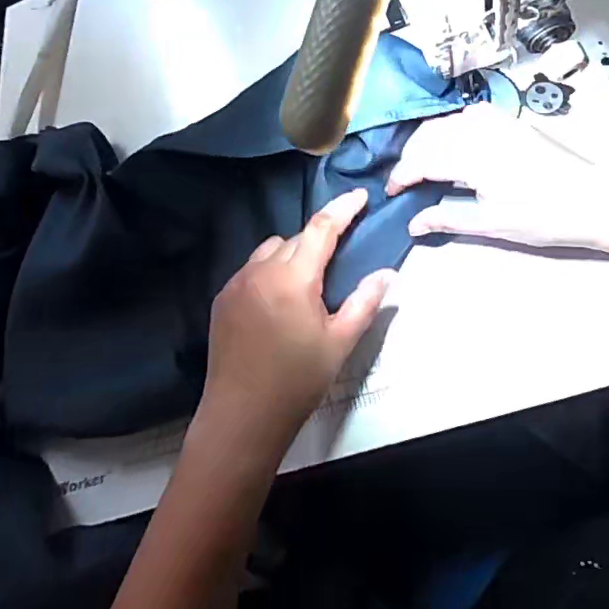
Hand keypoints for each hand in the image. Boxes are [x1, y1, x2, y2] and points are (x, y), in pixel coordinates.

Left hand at [202, 189, 397, 436]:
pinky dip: (268, 272)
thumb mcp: (340, 343)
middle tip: (338, 258)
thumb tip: (386, 273)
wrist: (243, 412)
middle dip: (318, 240)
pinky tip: (278, 301)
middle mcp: (260, 270)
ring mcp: (236, 283)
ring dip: (290, 254)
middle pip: (295, 239)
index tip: (359, 196)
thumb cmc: (298, 380)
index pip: (321, 228)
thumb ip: (364, 302)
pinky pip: (250, 270)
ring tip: (306, 282)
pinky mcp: (222, 298)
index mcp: (293, 278)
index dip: (342, 208)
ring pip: (269, 251)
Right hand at [387, 103, 608, 250]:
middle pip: (428, 137)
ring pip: (446, 122)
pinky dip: (452, 124)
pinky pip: (470, 114)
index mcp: (473, 158)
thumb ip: (448, 219)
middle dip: (409, 157)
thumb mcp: (494, 224)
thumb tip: (414, 224)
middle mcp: (481, 133)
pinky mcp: (511, 123)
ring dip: (426, 140)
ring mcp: (498, 124)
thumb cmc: (547, 216)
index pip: (421, 161)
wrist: (597, 201)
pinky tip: (454, 138)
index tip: (392, 191)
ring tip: (422, 162)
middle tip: (404, 180)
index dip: (401, 176)